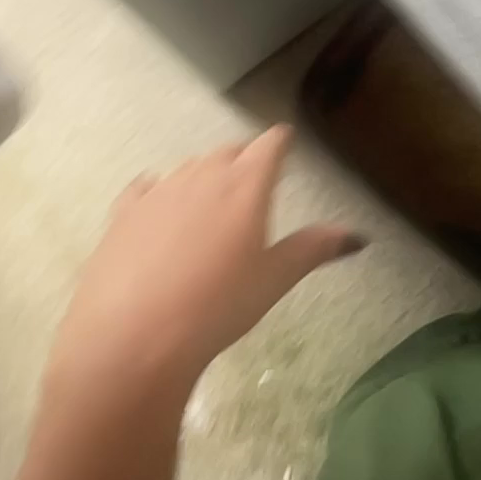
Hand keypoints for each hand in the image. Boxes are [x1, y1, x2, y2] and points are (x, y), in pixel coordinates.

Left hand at [43, 126, 364, 409]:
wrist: (132, 338)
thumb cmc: (218, 306)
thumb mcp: (275, 279)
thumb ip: (314, 249)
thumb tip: (357, 235)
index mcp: (246, 185)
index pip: (269, 144)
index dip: (280, 141)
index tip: (287, 142)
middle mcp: (202, 176)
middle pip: (228, 151)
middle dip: (245, 158)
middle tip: (255, 178)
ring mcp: (158, 192)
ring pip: (189, 167)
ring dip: (205, 174)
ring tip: (213, 199)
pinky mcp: (122, 214)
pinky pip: (145, 188)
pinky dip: (159, 191)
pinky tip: (159, 206)